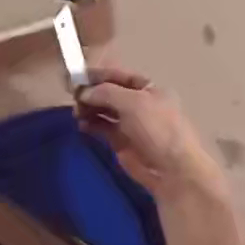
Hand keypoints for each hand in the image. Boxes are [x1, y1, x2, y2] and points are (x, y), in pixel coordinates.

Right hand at [76, 68, 226, 197]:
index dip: (98, 75)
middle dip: (91, 93)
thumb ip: (106, 92)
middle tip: (72, 96)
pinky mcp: (121, 141)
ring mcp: (130, 123)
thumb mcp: (133, 102)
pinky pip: (102, 128)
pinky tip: (81, 125)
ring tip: (76, 112)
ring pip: (103, 110)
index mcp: (148, 89)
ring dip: (88, 108)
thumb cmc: (157, 129)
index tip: (76, 77)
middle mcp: (138, 103)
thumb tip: (83, 93)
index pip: (119, 76)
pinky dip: (91, 125)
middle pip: (109, 93)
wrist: (171, 169)